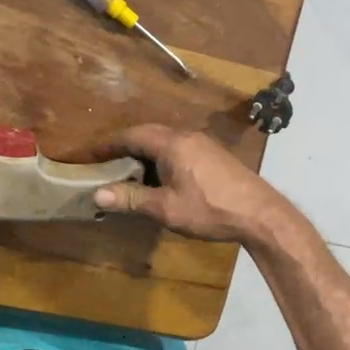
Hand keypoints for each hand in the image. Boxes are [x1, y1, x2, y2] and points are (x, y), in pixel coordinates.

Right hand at [94, 125, 300, 243]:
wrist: (260, 214)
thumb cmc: (210, 209)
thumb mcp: (166, 208)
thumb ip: (132, 199)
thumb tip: (97, 194)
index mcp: (172, 144)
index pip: (132, 135)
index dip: (108, 144)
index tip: (89, 155)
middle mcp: (187, 137)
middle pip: (148, 134)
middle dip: (125, 147)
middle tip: (105, 163)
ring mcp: (203, 145)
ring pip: (165, 142)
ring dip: (144, 154)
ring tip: (127, 172)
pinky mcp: (214, 157)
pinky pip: (179, 150)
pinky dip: (161, 159)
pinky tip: (159, 178)